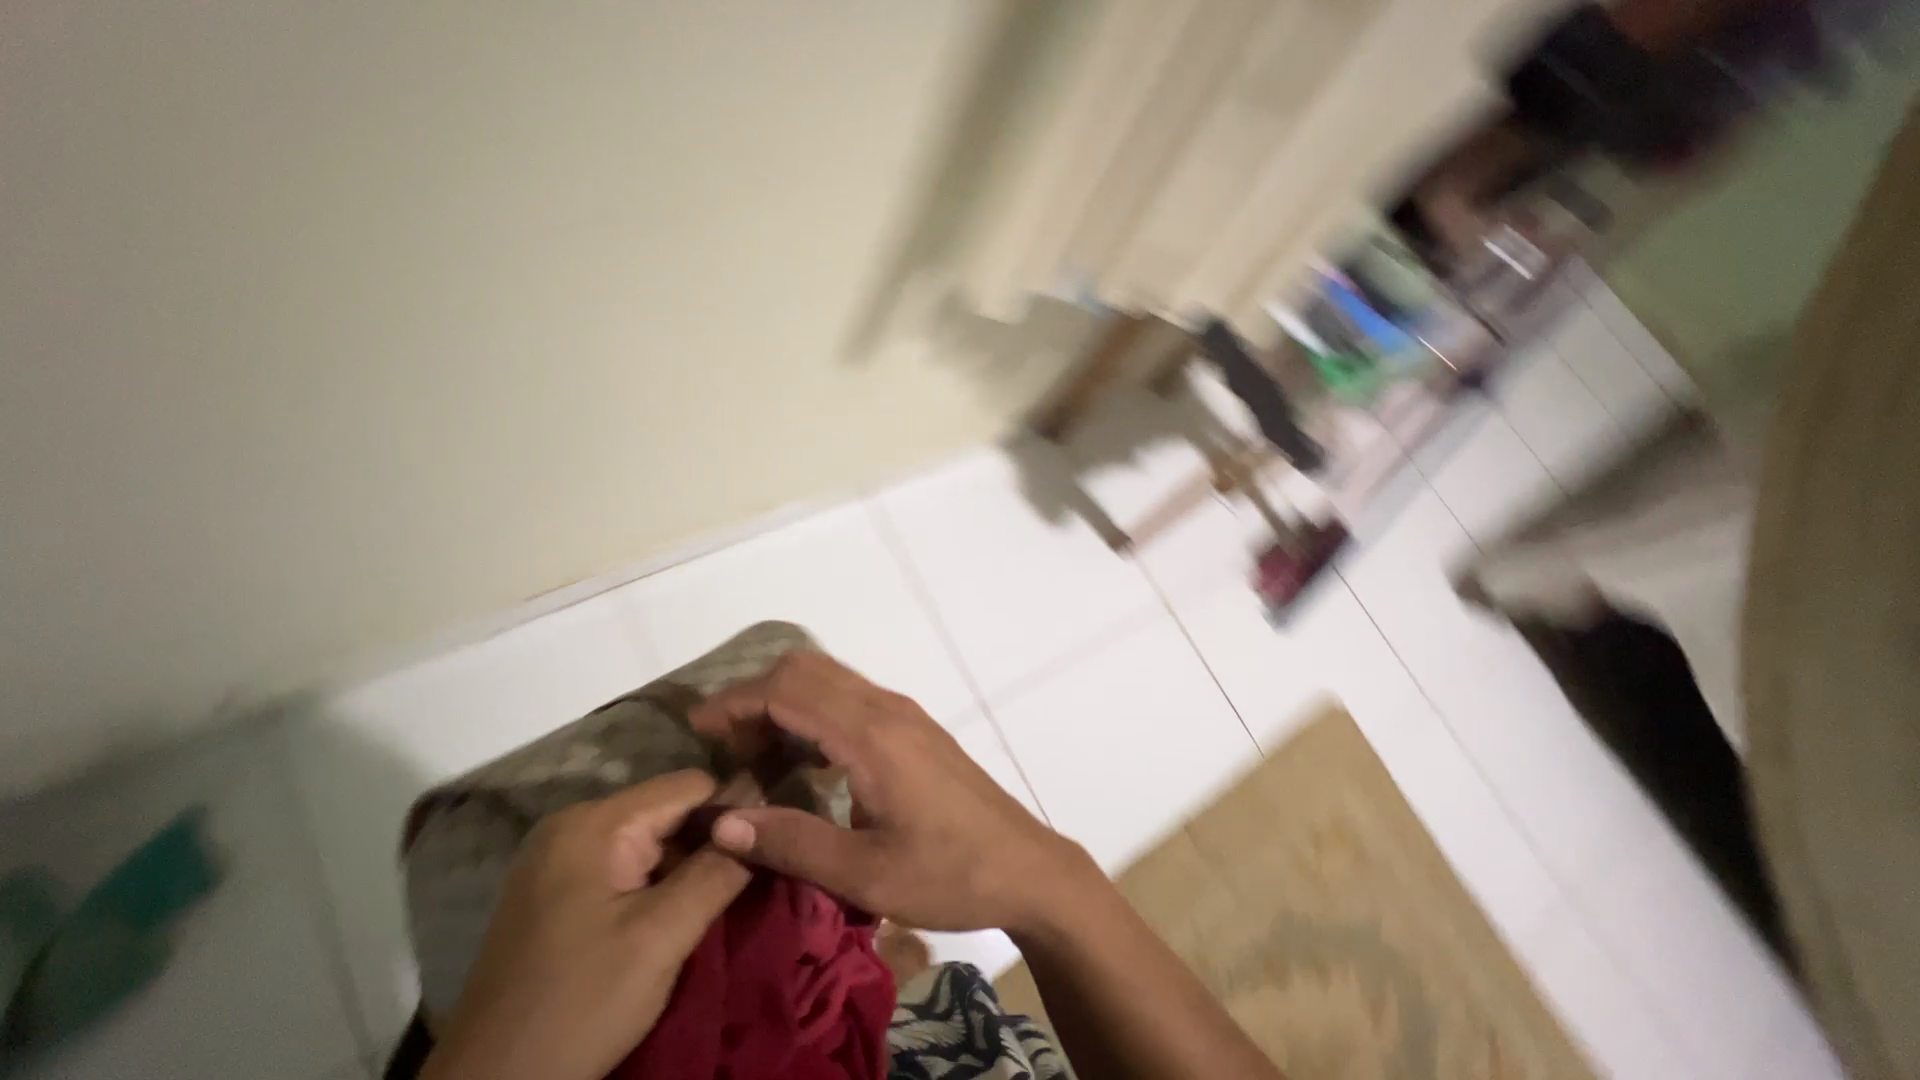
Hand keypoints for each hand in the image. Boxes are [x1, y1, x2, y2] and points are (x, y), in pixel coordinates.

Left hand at [420, 771, 749, 1079]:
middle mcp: (571, 827)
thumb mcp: (660, 937)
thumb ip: (716, 872)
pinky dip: (655, 887)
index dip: (733, 811)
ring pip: (649, 842)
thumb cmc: (579, 1003)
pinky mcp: (555, 893)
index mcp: (593, 824)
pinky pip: (623, 868)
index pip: (688, 786)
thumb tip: (763, 820)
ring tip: (719, 904)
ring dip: (684, 870)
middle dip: (709, 843)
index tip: (768, 848)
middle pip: (667, 812)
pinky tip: (674, 920)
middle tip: (749, 884)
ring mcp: (557, 860)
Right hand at [689, 651, 1099, 933]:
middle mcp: (888, 710)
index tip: (699, 730)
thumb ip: (792, 844)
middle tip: (727, 748)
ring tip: (756, 754)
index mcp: (872, 737)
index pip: (788, 690)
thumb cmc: (949, 874)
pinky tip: (805, 760)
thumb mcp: (865, 875)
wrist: (1027, 868)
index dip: (736, 702)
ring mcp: (906, 715)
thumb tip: (722, 822)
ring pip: (830, 679)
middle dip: (756, 696)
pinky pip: (851, 698)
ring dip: (785, 701)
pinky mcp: (915, 729)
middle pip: (806, 670)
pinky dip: (814, 711)